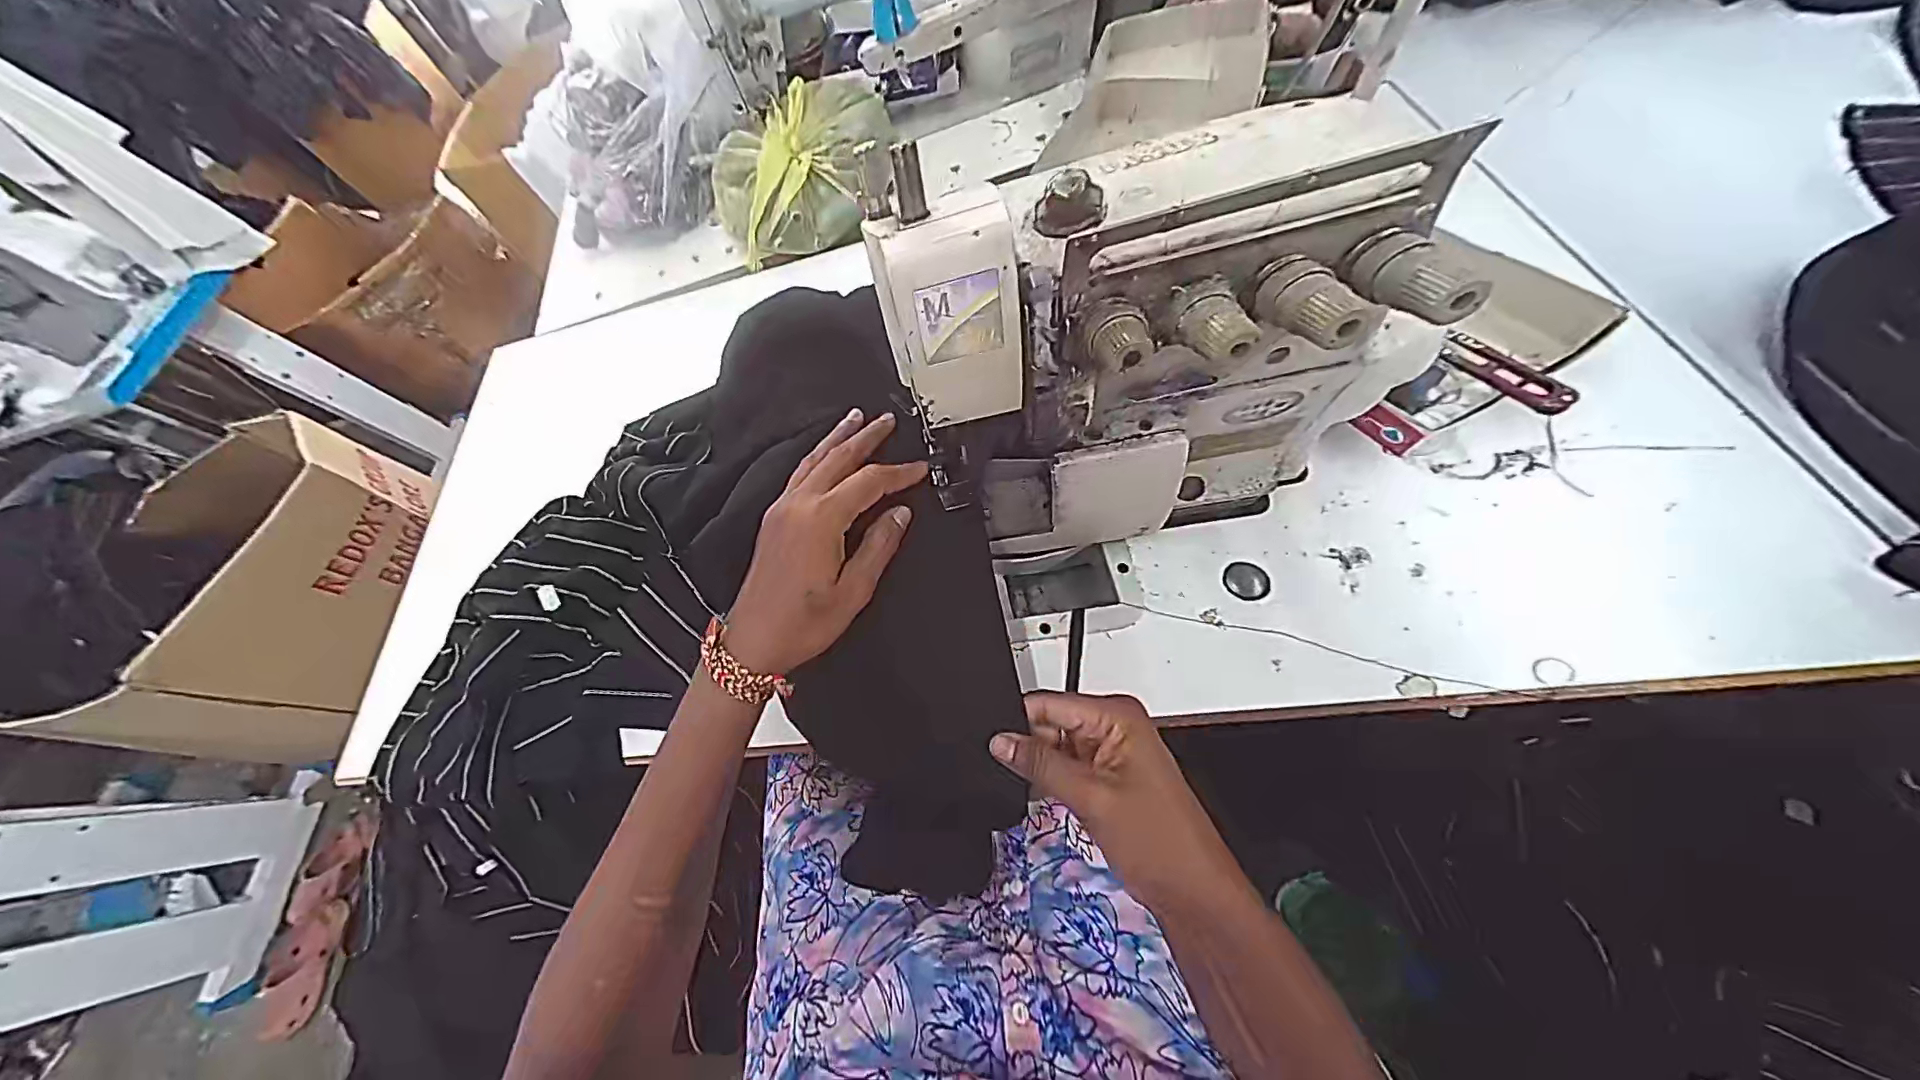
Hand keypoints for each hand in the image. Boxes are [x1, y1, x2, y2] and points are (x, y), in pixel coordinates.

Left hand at [723, 409, 927, 674]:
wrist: (755, 641)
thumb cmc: (799, 624)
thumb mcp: (853, 591)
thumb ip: (879, 547)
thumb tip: (899, 516)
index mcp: (820, 522)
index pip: (868, 482)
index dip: (897, 473)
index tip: (918, 469)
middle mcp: (797, 508)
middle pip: (838, 459)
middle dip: (866, 437)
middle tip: (886, 422)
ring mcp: (781, 511)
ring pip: (814, 460)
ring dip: (837, 438)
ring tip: (854, 421)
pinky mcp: (773, 520)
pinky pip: (799, 473)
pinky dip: (817, 455)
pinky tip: (823, 454)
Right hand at [990, 693, 1244, 909]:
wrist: (1192, 892)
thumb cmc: (1163, 844)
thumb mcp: (1090, 797)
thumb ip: (1040, 764)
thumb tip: (1002, 742)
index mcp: (1118, 715)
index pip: (1050, 702)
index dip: (1018, 722)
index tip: (993, 744)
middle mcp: (1115, 725)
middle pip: (1050, 722)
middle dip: (1031, 748)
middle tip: (1023, 778)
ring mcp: (1111, 751)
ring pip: (1055, 747)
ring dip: (1043, 769)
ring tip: (1050, 795)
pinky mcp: (1106, 775)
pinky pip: (1066, 767)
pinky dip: (1054, 782)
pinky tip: (1055, 801)